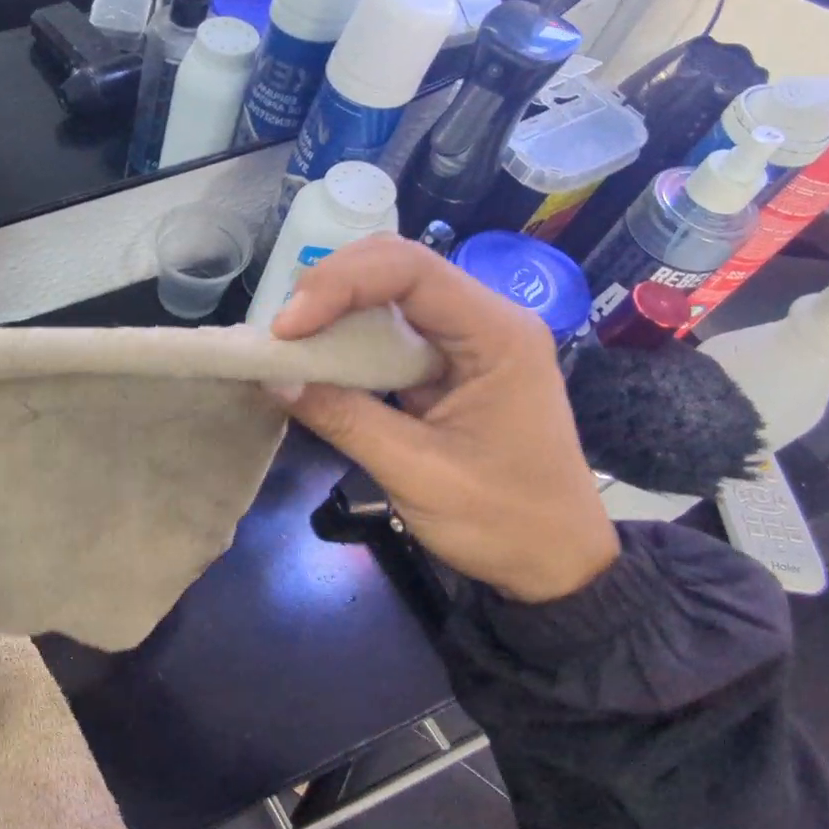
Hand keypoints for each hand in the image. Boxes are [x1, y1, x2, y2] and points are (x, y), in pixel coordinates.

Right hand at [270, 236, 618, 602]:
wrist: (555, 562)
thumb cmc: (500, 520)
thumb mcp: (415, 471)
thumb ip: (343, 418)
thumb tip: (273, 379)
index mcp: (496, 334)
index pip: (410, 270)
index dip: (339, 285)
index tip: (287, 330)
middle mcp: (485, 321)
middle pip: (398, 266)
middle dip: (332, 287)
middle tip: (283, 333)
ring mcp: (467, 341)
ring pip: (390, 292)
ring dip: (335, 309)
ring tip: (290, 343)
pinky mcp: (447, 365)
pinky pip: (390, 330)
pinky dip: (347, 337)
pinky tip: (318, 359)